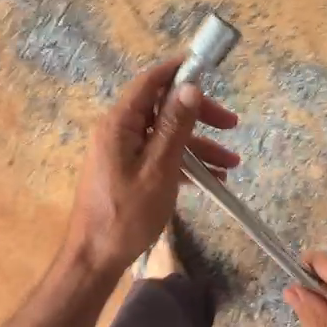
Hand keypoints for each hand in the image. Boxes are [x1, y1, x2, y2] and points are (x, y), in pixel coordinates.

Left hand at [61, 57, 239, 274]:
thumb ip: (175, 127)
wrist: (94, 259)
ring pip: (165, 136)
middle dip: (198, 115)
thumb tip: (190, 88)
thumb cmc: (126, 214)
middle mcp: (118, 131)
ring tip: (232, 163)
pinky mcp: (126, 172)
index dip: (178, 71)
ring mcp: (121, 153)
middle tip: (231, 124)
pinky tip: (212, 180)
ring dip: (198, 146)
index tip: (208, 67)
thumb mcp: (158, 170)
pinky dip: (184, 164)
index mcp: (119, 124)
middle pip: (162, 108)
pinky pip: (159, 156)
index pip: (150, 82)